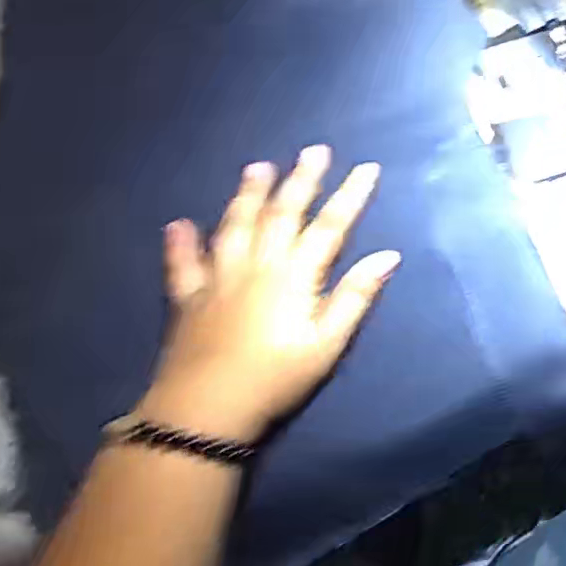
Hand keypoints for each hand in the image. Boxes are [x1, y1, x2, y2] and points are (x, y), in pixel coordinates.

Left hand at [136, 146, 400, 442]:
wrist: (202, 415)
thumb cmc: (277, 378)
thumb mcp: (328, 343)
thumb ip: (355, 296)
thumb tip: (388, 256)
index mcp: (294, 277)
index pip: (329, 227)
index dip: (350, 196)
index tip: (367, 169)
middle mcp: (256, 268)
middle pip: (282, 215)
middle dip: (301, 181)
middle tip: (313, 151)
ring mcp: (218, 281)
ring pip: (235, 228)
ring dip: (248, 196)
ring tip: (258, 168)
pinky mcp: (188, 300)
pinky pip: (183, 264)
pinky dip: (181, 243)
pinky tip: (178, 224)